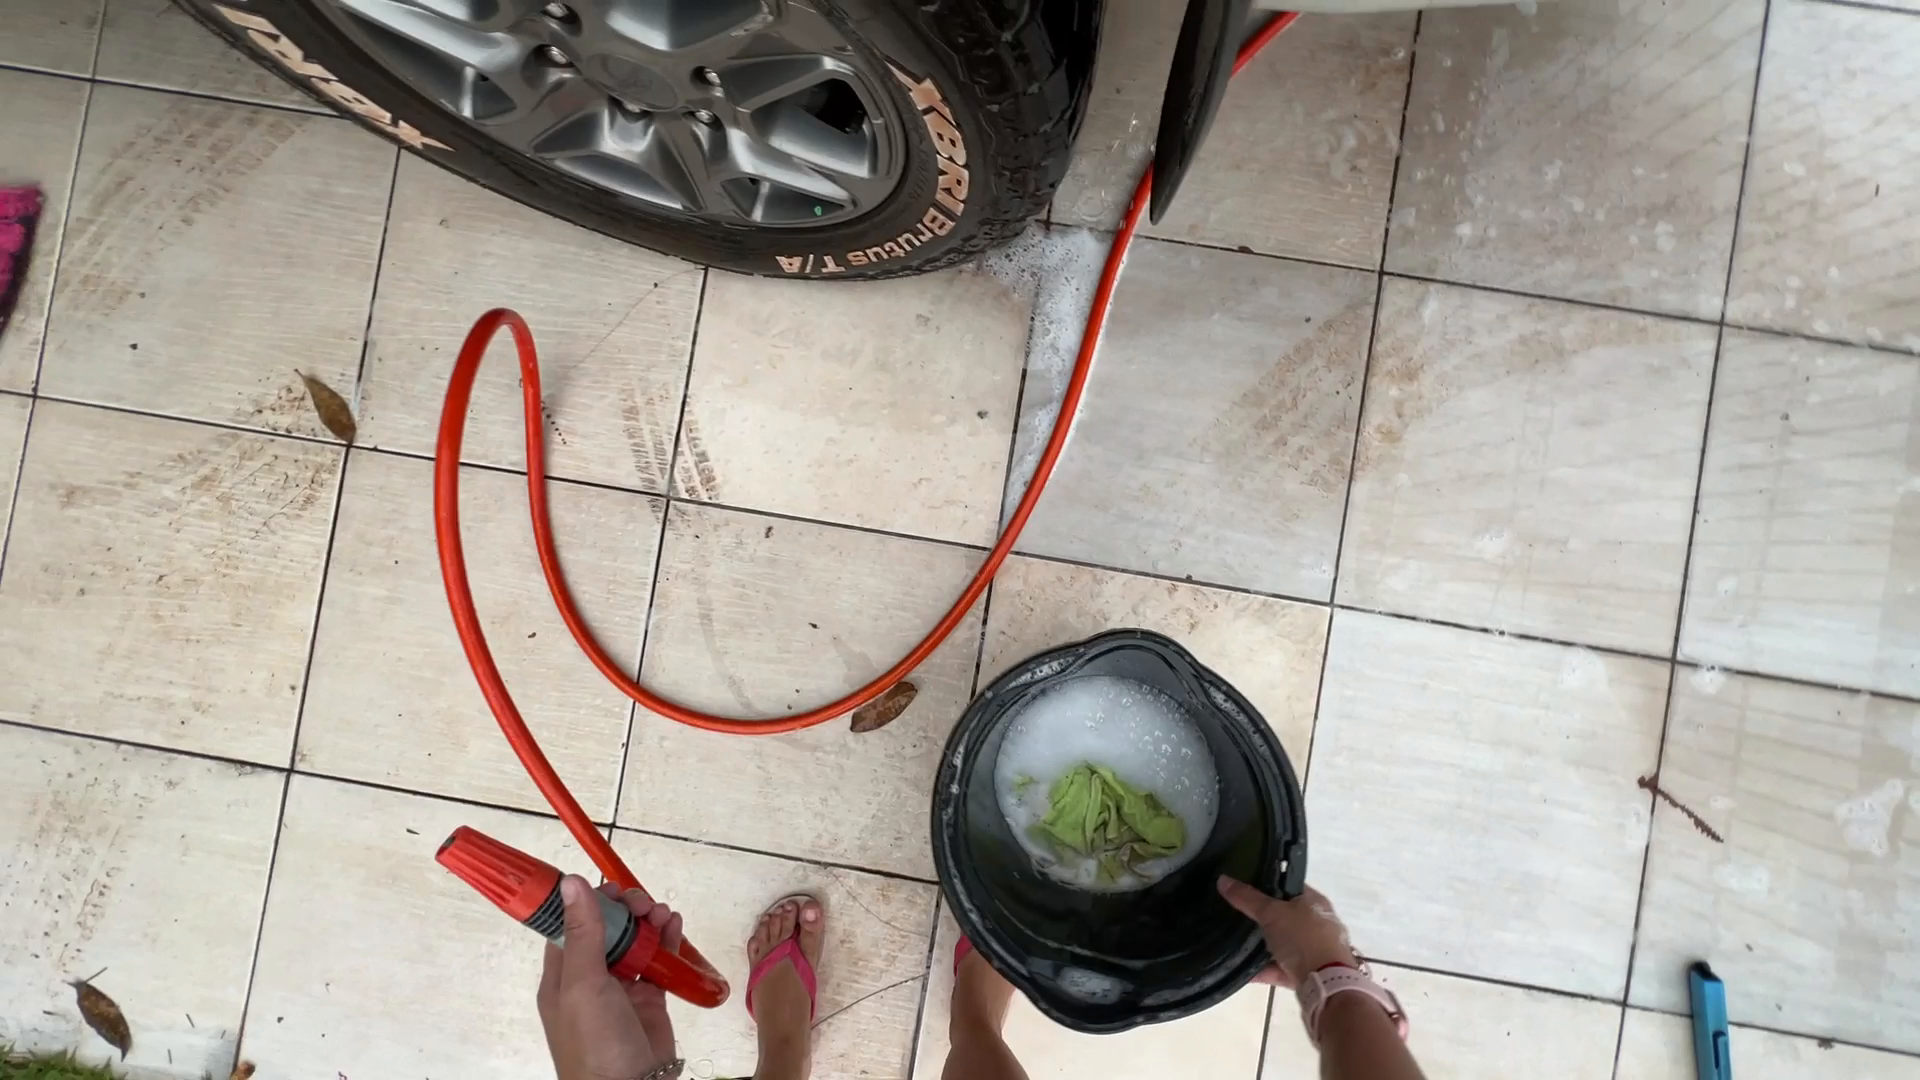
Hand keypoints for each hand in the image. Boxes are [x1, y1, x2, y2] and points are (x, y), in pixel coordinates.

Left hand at [537, 875, 682, 1079]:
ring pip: (635, 938)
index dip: (590, 902)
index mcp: (563, 978)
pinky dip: (667, 937)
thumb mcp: (584, 985)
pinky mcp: (650, 994)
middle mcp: (590, 979)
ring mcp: (621, 987)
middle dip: (626, 909)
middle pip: (608, 928)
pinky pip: (658, 956)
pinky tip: (675, 924)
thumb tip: (570, 881)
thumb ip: (583, 932)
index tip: (612, 887)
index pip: (571, 926)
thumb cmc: (596, 1041)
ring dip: (649, 920)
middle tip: (643, 904)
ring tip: (663, 915)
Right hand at [1217, 877, 1358, 988]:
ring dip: (1266, 946)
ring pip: (1286, 944)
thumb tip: (1222, 879)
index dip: (1267, 884)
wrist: (1328, 988)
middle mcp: (1320, 925)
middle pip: (1287, 916)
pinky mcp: (1313, 976)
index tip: (1245, 888)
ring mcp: (1319, 952)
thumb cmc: (1303, 939)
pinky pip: (1284, 968)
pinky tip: (1246, 972)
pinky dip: (1267, 969)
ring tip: (1240, 943)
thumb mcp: (1270, 912)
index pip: (1289, 886)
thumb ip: (1246, 897)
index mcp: (1315, 902)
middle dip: (1266, 918)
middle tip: (1241, 915)